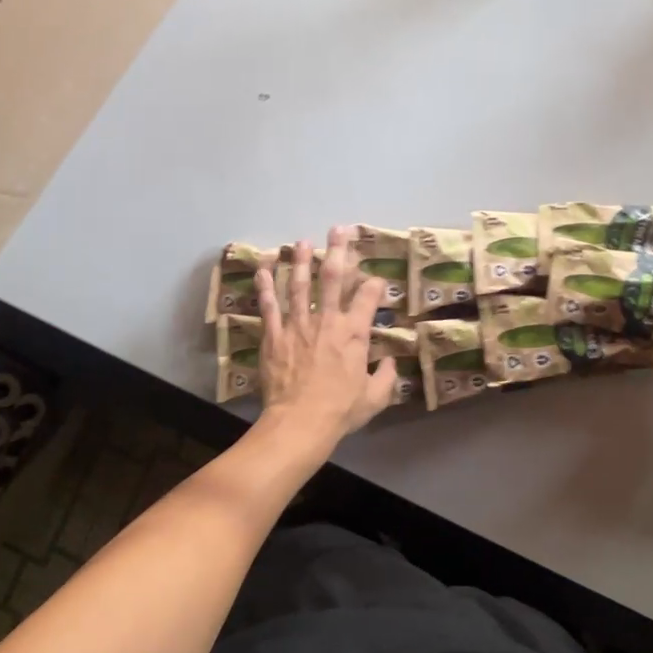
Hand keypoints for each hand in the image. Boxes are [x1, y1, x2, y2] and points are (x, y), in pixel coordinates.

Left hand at [253, 226, 396, 447]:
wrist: (300, 423)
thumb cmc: (340, 411)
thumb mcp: (375, 398)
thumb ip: (385, 376)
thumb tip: (390, 362)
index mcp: (354, 333)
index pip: (369, 298)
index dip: (375, 285)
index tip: (376, 280)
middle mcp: (326, 321)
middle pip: (333, 278)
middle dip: (338, 251)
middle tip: (338, 229)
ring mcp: (298, 325)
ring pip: (299, 285)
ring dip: (300, 261)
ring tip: (301, 242)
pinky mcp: (274, 335)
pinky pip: (269, 306)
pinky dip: (265, 286)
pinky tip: (262, 269)